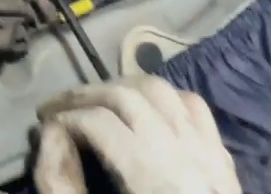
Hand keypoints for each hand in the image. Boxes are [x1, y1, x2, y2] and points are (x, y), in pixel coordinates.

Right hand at [32, 76, 239, 193]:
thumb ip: (65, 188)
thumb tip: (49, 142)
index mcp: (153, 178)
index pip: (98, 122)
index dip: (63, 118)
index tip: (45, 127)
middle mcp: (183, 156)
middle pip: (123, 96)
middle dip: (82, 96)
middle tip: (57, 109)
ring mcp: (208, 153)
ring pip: (157, 89)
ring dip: (119, 88)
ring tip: (96, 102)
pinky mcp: (224, 160)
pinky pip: (192, 106)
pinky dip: (163, 98)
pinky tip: (145, 110)